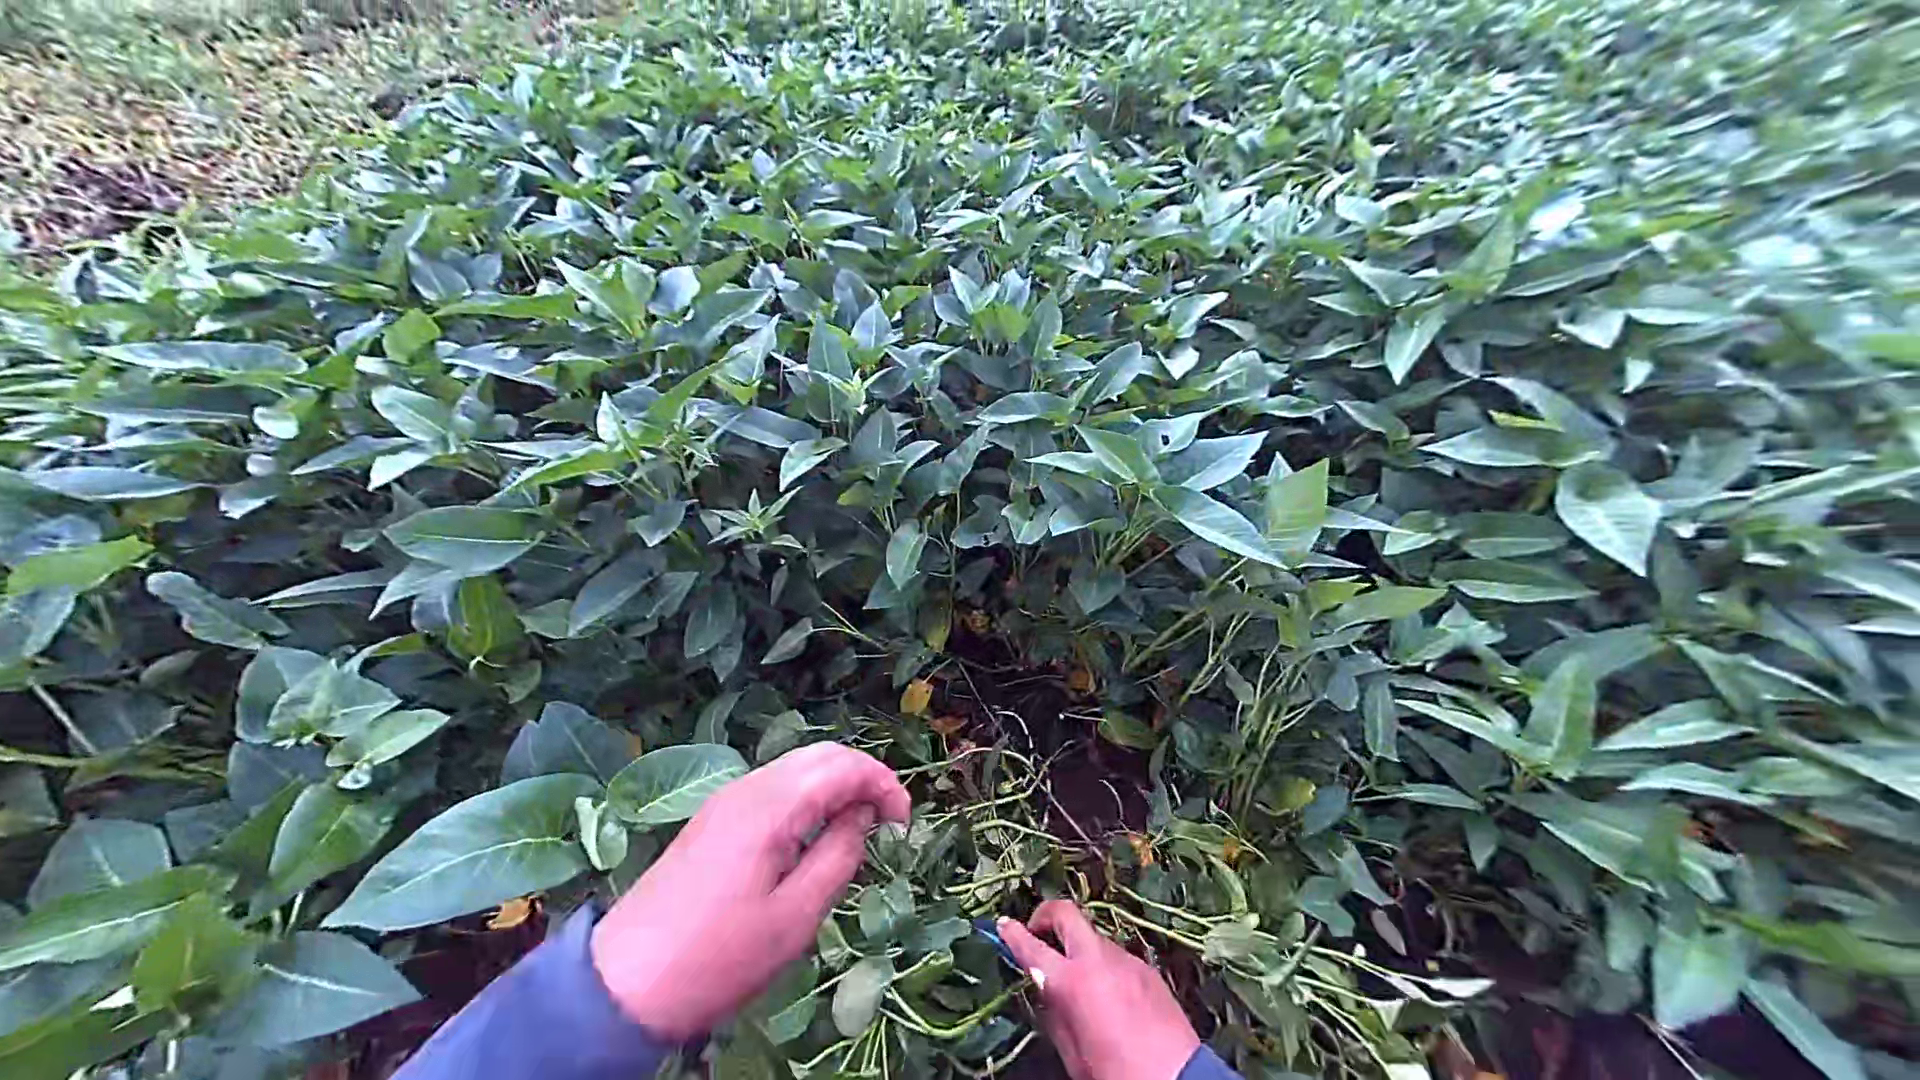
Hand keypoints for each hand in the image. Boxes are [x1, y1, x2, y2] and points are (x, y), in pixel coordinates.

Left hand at [590, 742, 910, 1038]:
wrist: (622, 985)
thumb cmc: (717, 957)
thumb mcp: (794, 918)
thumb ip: (838, 856)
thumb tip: (863, 816)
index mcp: (770, 806)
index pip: (843, 766)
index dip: (883, 784)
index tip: (903, 823)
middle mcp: (749, 787)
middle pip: (821, 754)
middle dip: (863, 776)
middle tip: (885, 819)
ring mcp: (729, 799)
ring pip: (798, 766)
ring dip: (836, 783)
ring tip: (857, 825)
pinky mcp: (717, 816)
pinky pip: (776, 785)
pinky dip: (809, 794)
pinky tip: (815, 830)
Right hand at [998, 900, 1201, 1079]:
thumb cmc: (1118, 1077)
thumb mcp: (1074, 1057)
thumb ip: (1055, 1015)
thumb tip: (1044, 989)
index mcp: (1072, 981)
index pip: (1033, 948)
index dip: (1014, 934)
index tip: (1003, 925)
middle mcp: (1098, 959)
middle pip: (1066, 914)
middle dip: (1046, 916)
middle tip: (1037, 934)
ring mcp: (1126, 960)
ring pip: (1092, 938)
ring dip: (1077, 947)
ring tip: (1077, 980)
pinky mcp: (1147, 970)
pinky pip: (1115, 958)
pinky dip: (1102, 966)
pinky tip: (1108, 996)